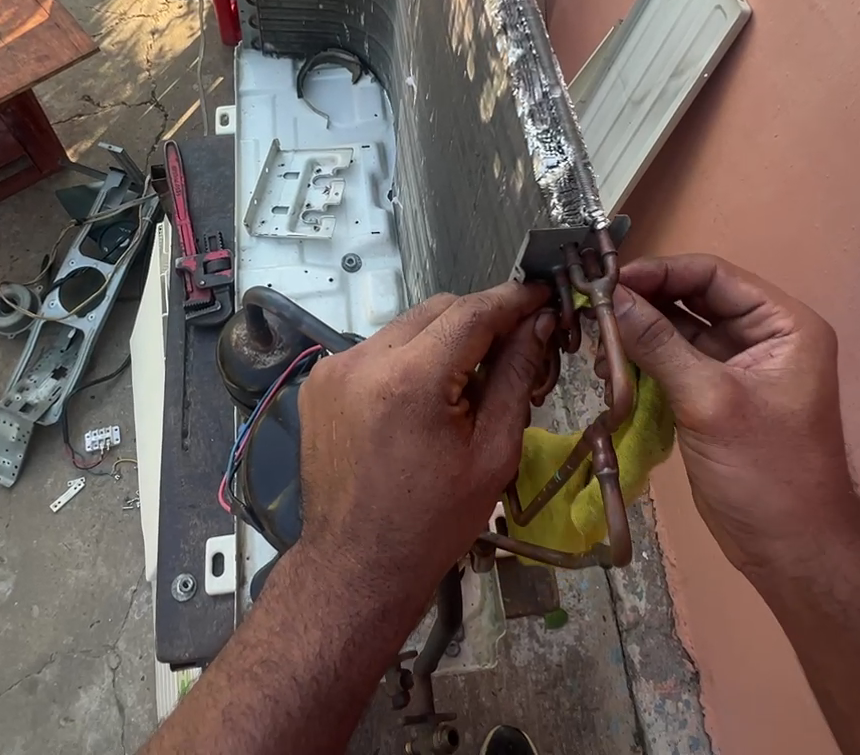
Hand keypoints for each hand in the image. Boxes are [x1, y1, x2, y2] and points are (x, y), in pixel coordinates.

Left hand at [297, 282, 554, 602]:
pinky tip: (423, 395)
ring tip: (466, 379)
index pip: (471, 312)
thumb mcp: (492, 453)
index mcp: (410, 379)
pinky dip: (407, 358)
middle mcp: (364, 359)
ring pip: (406, 326)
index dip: (512, 299)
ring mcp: (334, 368)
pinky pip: (377, 349)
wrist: (355, 566)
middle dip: (479, 319)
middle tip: (514, 341)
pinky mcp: (319, 382)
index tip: (541, 293)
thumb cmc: (433, 522)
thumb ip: (515, 377)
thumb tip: (538, 324)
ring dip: (442, 339)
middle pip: (436, 309)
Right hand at [610, 255, 859, 573]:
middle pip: (692, 298)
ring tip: (597, 341)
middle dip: (644, 303)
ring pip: (676, 329)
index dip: (661, 273)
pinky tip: (609, 366)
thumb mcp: (709, 400)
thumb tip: (612, 298)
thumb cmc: (765, 471)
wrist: (789, 552)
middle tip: (594, 309)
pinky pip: (670, 361)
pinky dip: (640, 360)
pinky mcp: (711, 393)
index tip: (612, 282)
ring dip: (637, 332)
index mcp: (782, 325)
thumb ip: (658, 344)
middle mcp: (760, 336)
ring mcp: (734, 366)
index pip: (713, 275)